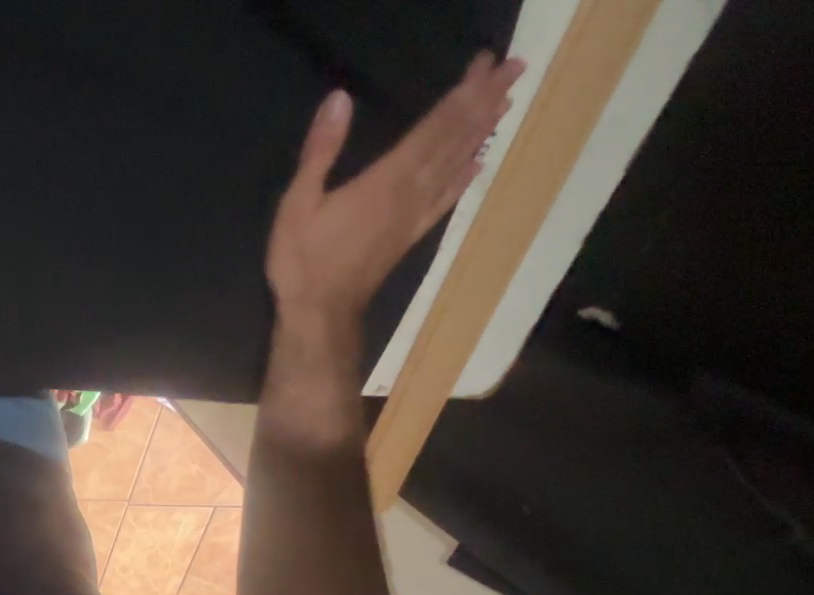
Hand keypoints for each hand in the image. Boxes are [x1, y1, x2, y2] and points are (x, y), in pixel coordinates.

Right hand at [266, 54, 524, 328]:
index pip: (434, 127)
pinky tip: (478, 164)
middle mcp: (411, 191)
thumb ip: (321, 151)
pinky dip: (464, 179)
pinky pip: (445, 200)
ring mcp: (414, 216)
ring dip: (482, 132)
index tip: (490, 62)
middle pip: (454, 140)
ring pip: (456, 164)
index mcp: (386, 179)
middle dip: (483, 102)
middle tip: (514, 69)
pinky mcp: (409, 236)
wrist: (320, 313)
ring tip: (506, 102)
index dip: (463, 93)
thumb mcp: (298, 203)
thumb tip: (340, 99)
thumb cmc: (302, 259)